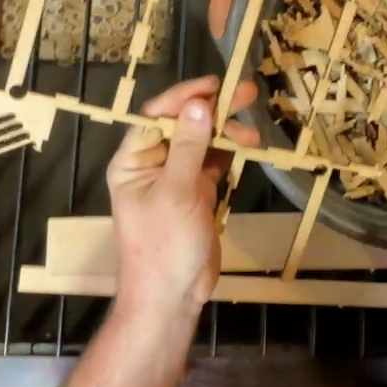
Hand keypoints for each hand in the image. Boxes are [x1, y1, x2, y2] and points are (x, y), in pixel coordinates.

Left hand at [105, 75, 259, 319]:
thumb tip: (199, 106)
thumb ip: (188, 148)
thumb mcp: (176, 194)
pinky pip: (213, 162)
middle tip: (246, 94)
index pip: (155, 116)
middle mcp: (153, 164)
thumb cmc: (163, 247)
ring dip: (227, 133)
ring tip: (254, 134)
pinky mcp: (196, 193)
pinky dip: (230, 153)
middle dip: (213, 110)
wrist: (171, 299)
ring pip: (202, 142)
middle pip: (182, 125)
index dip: (183, 97)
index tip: (213, 86)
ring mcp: (176, 178)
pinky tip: (248, 148)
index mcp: (133, 161)